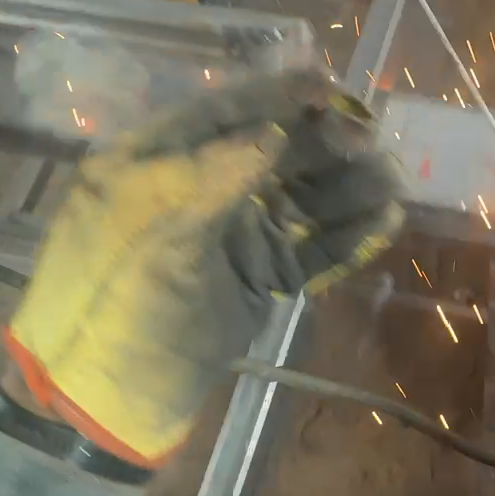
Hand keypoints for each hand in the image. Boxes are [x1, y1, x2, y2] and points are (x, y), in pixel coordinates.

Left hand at [6, 70, 402, 465]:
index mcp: (154, 164)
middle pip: (275, 152)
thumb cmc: (115, 308)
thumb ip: (217, 173)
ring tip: (393, 182)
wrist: (101, 409)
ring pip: (301, 198)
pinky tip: (384, 221)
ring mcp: (232, 234)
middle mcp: (198, 189)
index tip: (331, 86)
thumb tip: (277, 131)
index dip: (279, 95)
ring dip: (347, 187)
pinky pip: (311, 246)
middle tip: (373, 144)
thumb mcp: (157, 233)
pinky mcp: (259, 274)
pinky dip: (347, 235)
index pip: (225, 112)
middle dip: (325, 144)